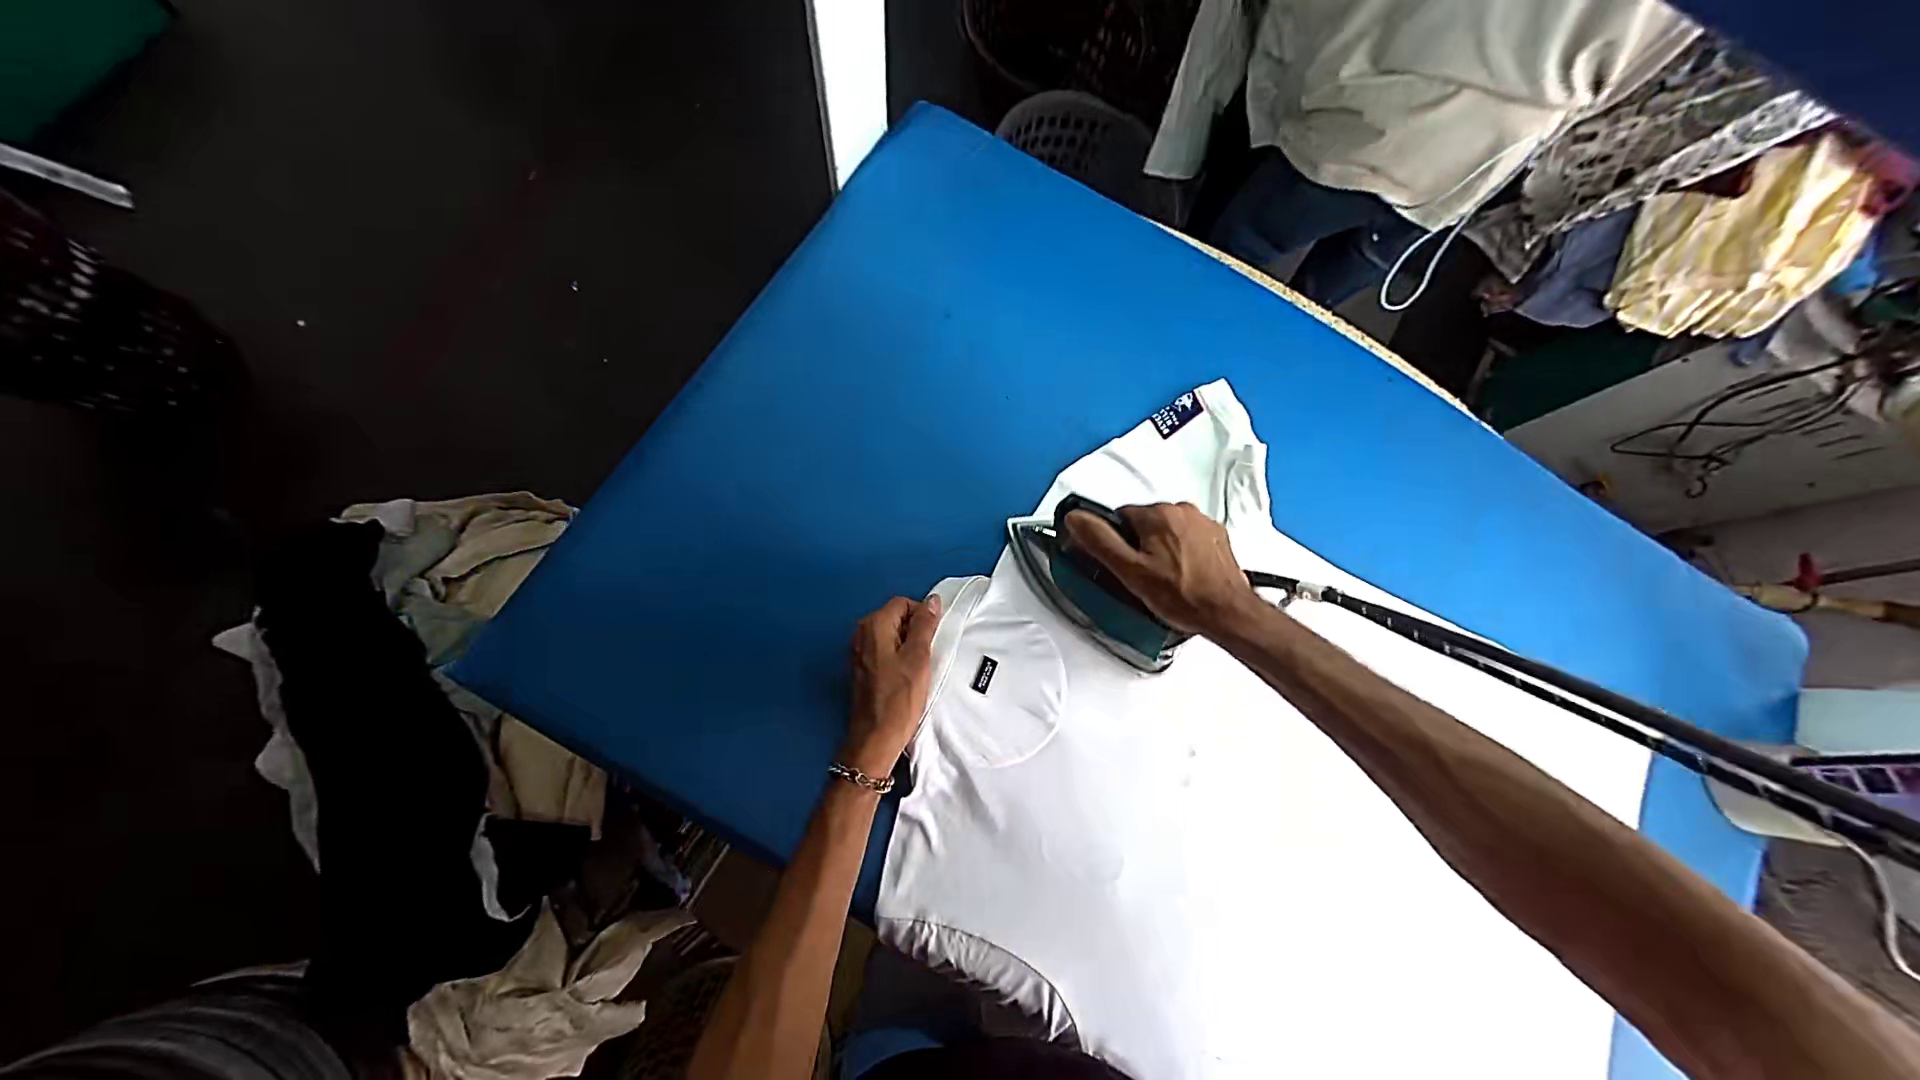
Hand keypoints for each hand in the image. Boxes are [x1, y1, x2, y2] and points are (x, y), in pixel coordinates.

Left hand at [842, 594, 943, 779]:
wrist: (876, 738)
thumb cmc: (899, 699)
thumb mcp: (919, 657)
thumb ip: (925, 625)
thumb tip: (932, 601)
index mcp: (873, 625)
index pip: (903, 603)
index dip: (922, 616)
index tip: (933, 638)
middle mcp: (861, 634)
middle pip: (896, 617)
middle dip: (914, 630)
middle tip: (926, 655)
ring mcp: (859, 652)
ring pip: (891, 635)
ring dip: (907, 646)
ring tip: (918, 668)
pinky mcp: (862, 668)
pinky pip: (884, 651)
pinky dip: (898, 658)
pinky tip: (907, 677)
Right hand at [1064, 502, 1261, 636]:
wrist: (1227, 613)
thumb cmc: (1185, 596)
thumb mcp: (1130, 571)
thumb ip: (1099, 540)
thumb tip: (1077, 518)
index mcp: (1158, 514)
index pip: (1120, 517)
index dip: (1117, 544)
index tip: (1125, 563)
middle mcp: (1183, 511)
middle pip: (1144, 523)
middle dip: (1140, 547)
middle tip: (1145, 576)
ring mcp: (1202, 524)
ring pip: (1167, 531)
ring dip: (1162, 550)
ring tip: (1167, 579)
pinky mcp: (1216, 537)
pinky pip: (1188, 538)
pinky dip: (1183, 554)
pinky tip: (1184, 576)